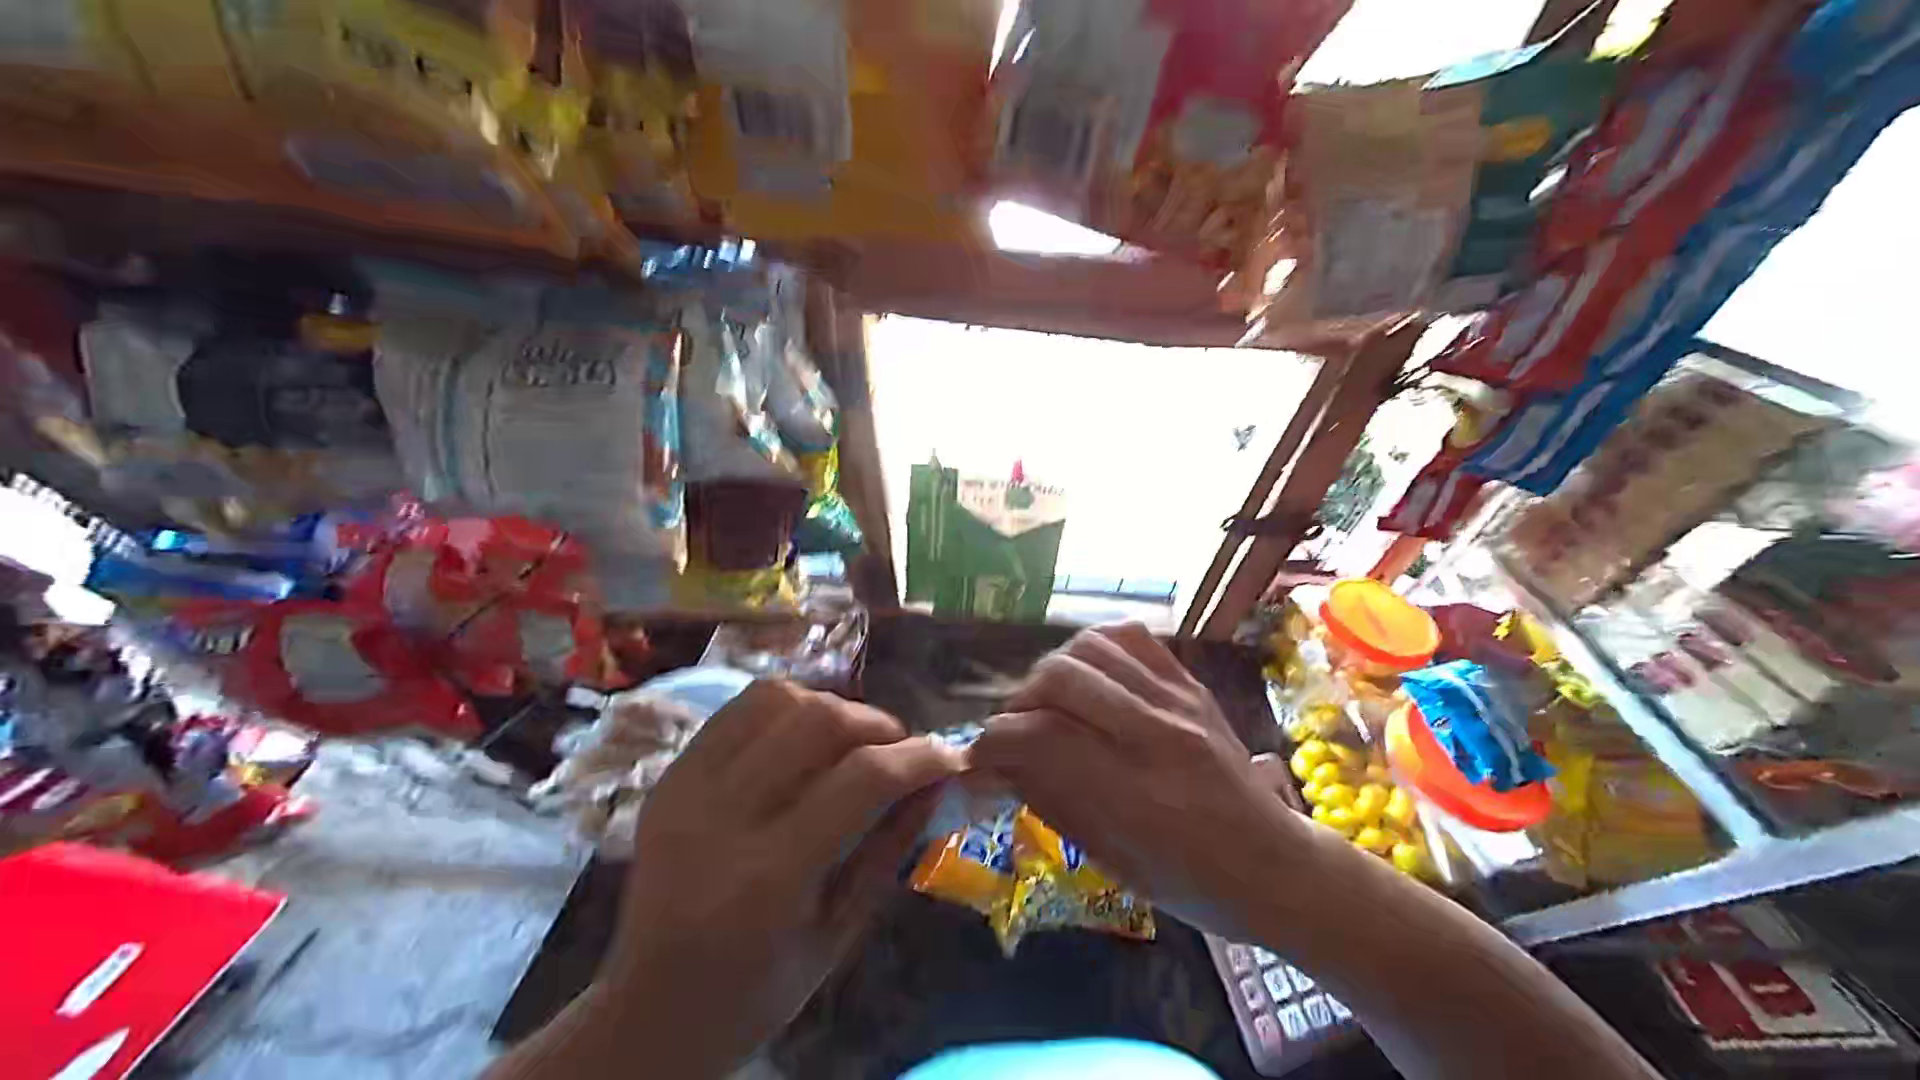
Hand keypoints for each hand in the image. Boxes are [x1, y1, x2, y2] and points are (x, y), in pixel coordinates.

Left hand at [597, 680, 961, 1077]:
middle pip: (818, 721)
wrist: (649, 1008)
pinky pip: (739, 708)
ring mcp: (686, 786)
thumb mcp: (841, 931)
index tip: (949, 756)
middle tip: (898, 750)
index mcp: (769, 877)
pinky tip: (803, 737)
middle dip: (877, 724)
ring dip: (831, 707)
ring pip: (777, 698)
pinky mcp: (670, 774)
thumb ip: (890, 845)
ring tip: (850, 740)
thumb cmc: (758, 989)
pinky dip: (786, 707)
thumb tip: (936, 780)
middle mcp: (721, 816)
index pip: (862, 779)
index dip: (918, 757)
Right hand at [972, 624, 1315, 938]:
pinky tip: (1088, 676)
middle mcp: (1157, 734)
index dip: (994, 740)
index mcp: (1137, 794)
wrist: (1275, 864)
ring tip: (1051, 703)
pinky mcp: (1191, 684)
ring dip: (1052, 672)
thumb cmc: (1190, 881)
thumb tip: (994, 762)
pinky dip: (1093, 648)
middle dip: (1019, 702)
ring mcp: (1179, 701)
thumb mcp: (1111, 858)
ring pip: (1090, 647)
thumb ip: (1048, 798)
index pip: (1041, 737)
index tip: (981, 755)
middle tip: (1017, 730)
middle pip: (1060, 678)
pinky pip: (1130, 637)